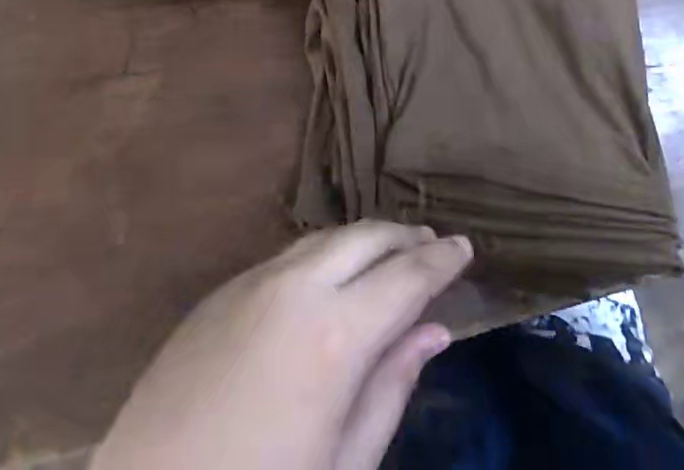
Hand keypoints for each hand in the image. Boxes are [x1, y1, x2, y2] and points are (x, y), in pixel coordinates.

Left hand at [91, 222, 471, 469]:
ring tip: (389, 252)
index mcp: (336, 334)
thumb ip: (392, 386)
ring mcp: (250, 285)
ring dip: (364, 240)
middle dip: (405, 236)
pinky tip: (329, 278)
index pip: (408, 275)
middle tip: (432, 243)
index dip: (443, 259)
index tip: (467, 246)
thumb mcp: (344, 461)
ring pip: (324, 239)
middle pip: (366, 238)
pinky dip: (322, 255)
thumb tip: (434, 331)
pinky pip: (285, 257)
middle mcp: (295, 289)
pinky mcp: (217, 295)